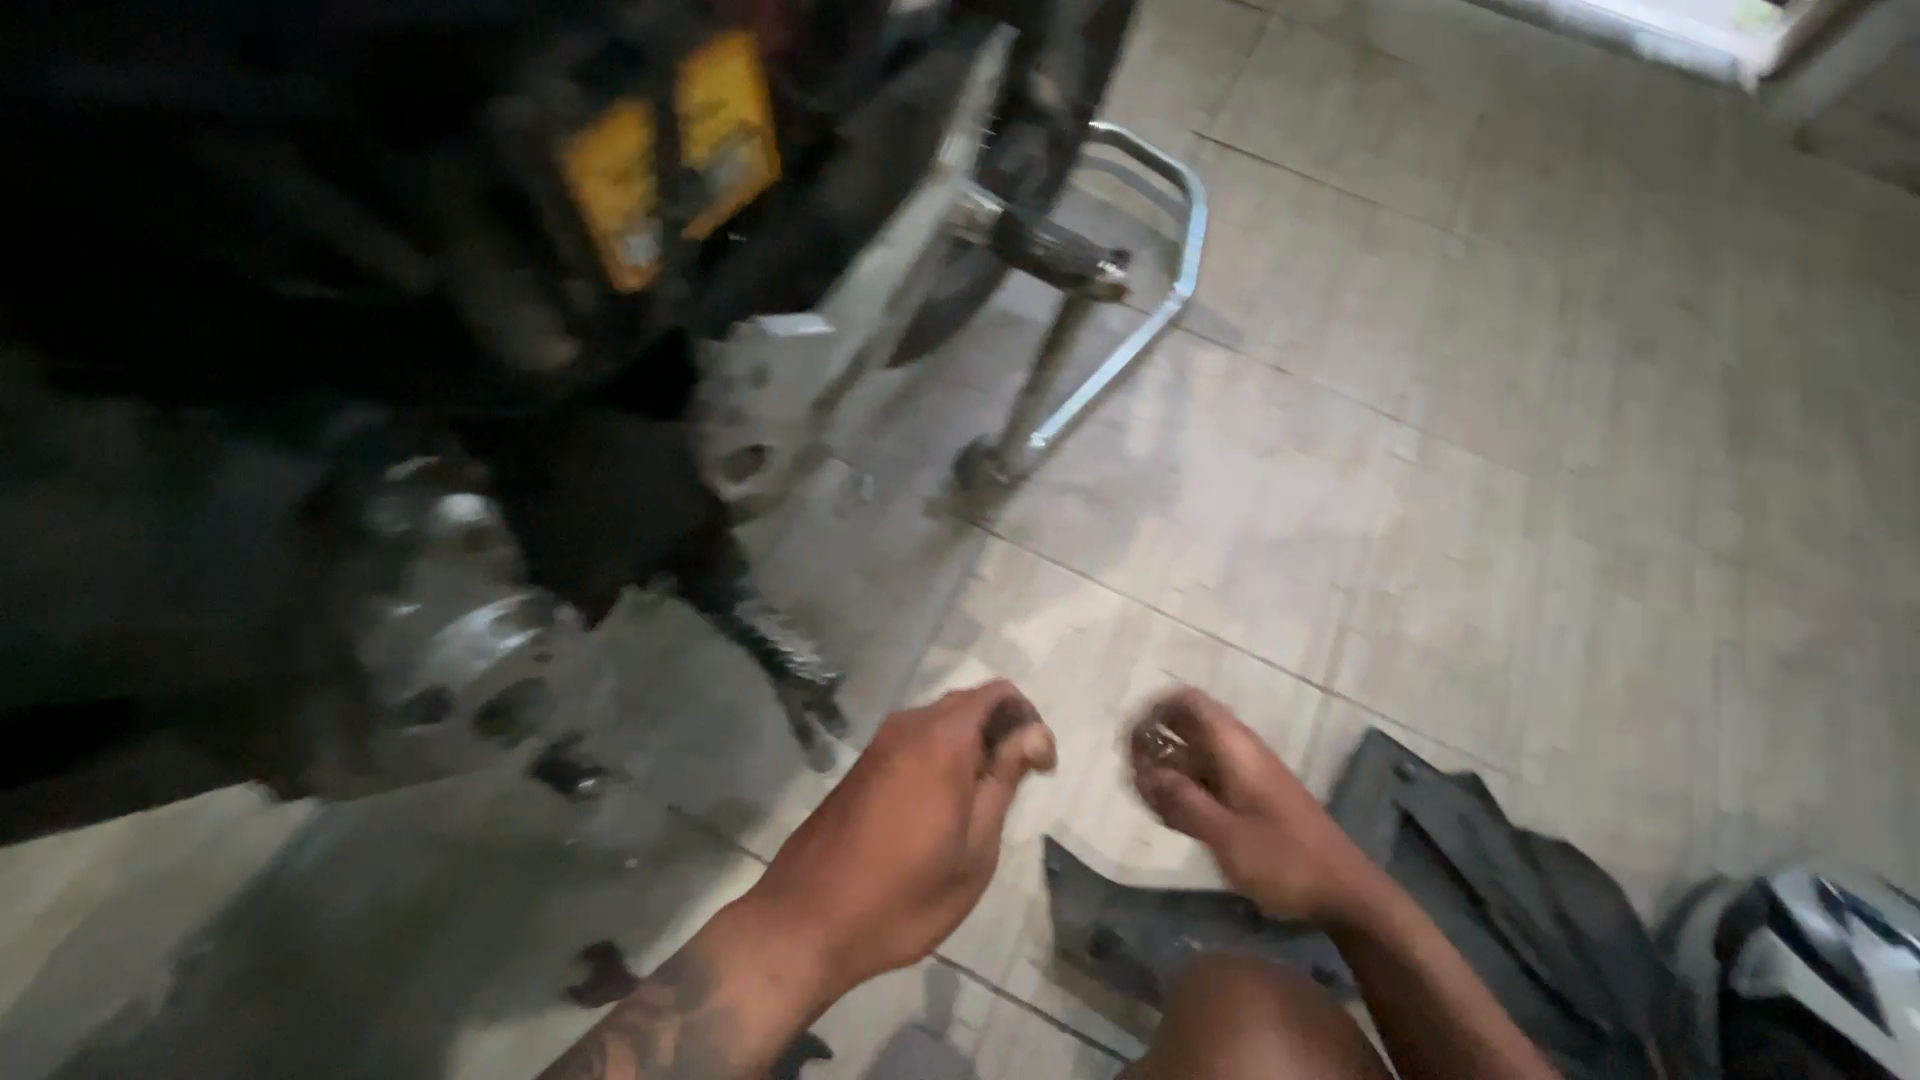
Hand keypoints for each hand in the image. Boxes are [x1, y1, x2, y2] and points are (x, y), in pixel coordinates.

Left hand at [745, 679, 1056, 995]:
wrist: (806, 921)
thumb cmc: (904, 896)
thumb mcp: (974, 849)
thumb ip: (1004, 780)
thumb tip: (1033, 733)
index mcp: (942, 740)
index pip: (998, 693)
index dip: (1028, 720)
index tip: (1039, 770)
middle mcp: (908, 727)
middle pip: (969, 703)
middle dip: (1001, 732)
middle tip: (1015, 787)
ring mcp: (880, 744)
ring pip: (941, 722)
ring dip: (971, 746)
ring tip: (982, 802)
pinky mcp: (862, 765)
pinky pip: (915, 741)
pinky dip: (941, 757)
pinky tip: (942, 807)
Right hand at [1129, 687, 1380, 924]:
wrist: (1346, 894)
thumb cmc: (1287, 861)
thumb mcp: (1227, 837)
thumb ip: (1183, 802)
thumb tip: (1143, 773)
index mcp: (1235, 749)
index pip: (1188, 703)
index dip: (1154, 709)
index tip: (1129, 740)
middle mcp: (1238, 753)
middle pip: (1185, 726)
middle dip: (1153, 743)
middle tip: (1132, 776)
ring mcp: (1245, 777)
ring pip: (1193, 756)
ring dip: (1166, 771)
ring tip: (1148, 802)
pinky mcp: (1250, 800)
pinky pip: (1206, 781)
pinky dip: (1184, 790)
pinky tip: (1171, 818)